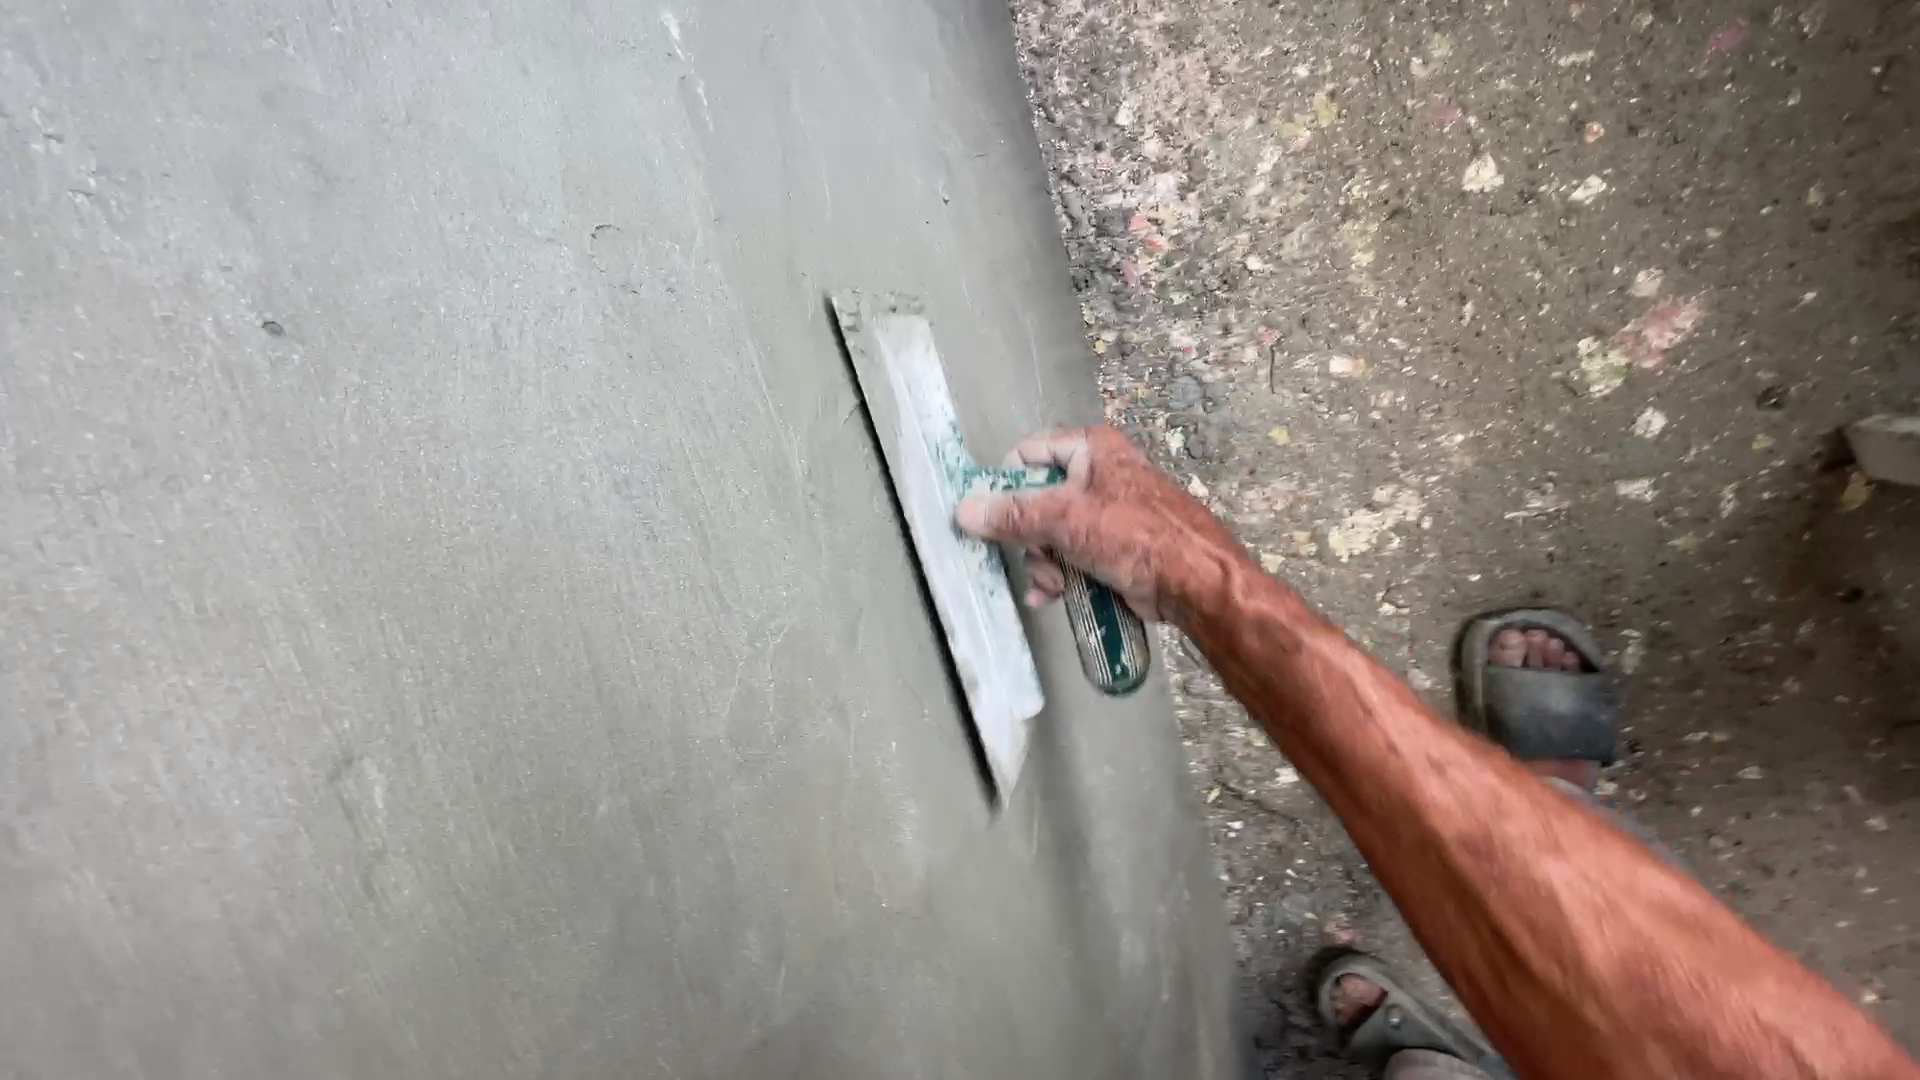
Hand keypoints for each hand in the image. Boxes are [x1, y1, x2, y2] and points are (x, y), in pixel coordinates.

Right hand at [953, 426, 1240, 623]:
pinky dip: (1059, 577)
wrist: (1195, 583)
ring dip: (1044, 564)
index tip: (992, 517)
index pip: (1028, 455)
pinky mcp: (1112, 548)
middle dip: (1030, 538)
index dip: (1005, 484)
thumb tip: (965, 510)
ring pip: (1050, 535)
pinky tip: (1050, 596)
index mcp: (1090, 449)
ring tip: (1053, 585)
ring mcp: (1105, 513)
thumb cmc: (1134, 536)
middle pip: (1036, 501)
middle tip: (1036, 558)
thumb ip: (1014, 514)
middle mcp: (1097, 474)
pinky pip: (1070, 557)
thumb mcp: (1067, 519)